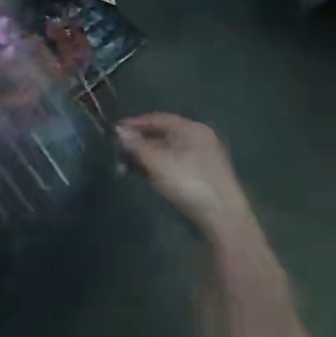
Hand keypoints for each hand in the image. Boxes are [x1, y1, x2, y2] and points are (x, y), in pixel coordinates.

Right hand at [115, 113, 256, 237]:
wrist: (222, 218)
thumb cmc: (189, 183)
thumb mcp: (156, 161)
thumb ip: (135, 145)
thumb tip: (119, 131)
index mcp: (191, 129)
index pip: (157, 118)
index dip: (134, 123)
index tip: (113, 131)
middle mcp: (198, 139)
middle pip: (160, 134)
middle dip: (137, 142)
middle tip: (117, 151)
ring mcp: (200, 158)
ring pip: (165, 151)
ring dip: (144, 156)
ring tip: (125, 166)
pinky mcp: (199, 175)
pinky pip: (171, 163)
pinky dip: (155, 166)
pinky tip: (143, 175)